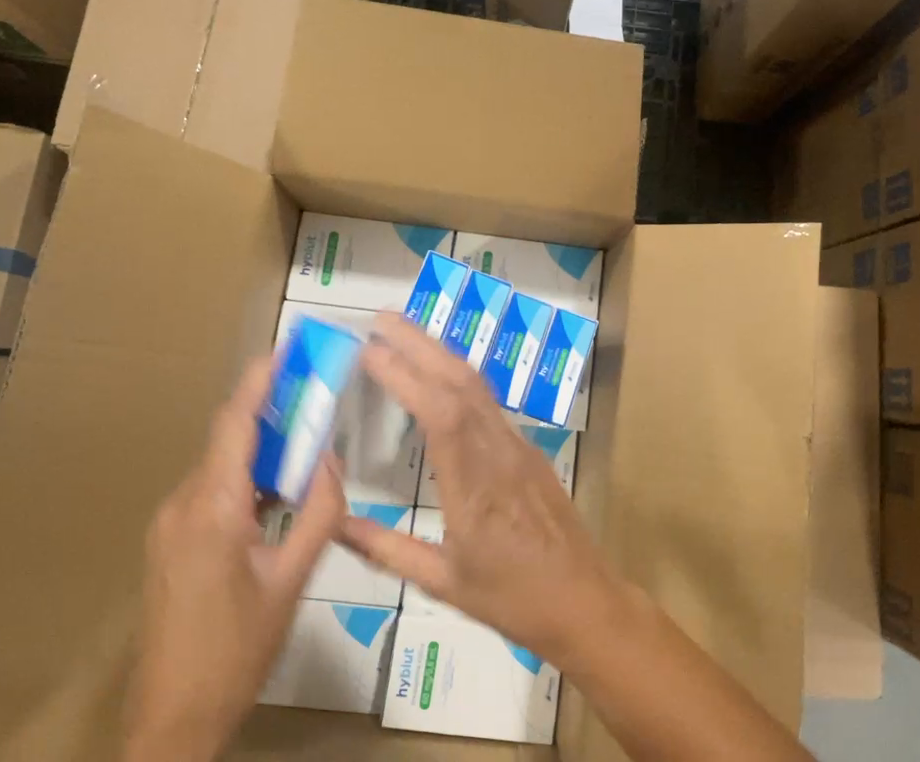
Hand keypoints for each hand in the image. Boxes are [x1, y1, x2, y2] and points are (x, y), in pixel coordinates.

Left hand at [125, 357, 345, 761]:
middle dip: (271, 414)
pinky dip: (246, 481)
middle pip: (228, 442)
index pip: (234, 425)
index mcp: (212, 509)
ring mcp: (168, 526)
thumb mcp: (293, 580)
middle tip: (315, 396)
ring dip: (260, 452)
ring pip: (220, 469)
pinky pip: (211, 494)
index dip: (258, 382)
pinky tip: (277, 494)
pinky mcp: (169, 545)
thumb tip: (331, 460)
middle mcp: (181, 506)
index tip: (284, 349)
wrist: (175, 715)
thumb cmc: (240, 649)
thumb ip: (319, 514)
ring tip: (307, 444)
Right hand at [339, 314, 623, 661]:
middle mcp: (498, 455)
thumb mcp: (443, 584)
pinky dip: (458, 378)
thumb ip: (386, 550)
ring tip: (402, 333)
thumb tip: (334, 521)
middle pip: (460, 383)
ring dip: (439, 353)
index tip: (369, 350)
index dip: (406, 375)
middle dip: (419, 343)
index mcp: (474, 488)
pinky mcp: (529, 451)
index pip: (441, 413)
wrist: (585, 602)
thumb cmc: (512, 599)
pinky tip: (439, 375)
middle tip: (378, 319)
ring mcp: (518, 448)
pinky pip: (489, 404)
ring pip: (478, 387)